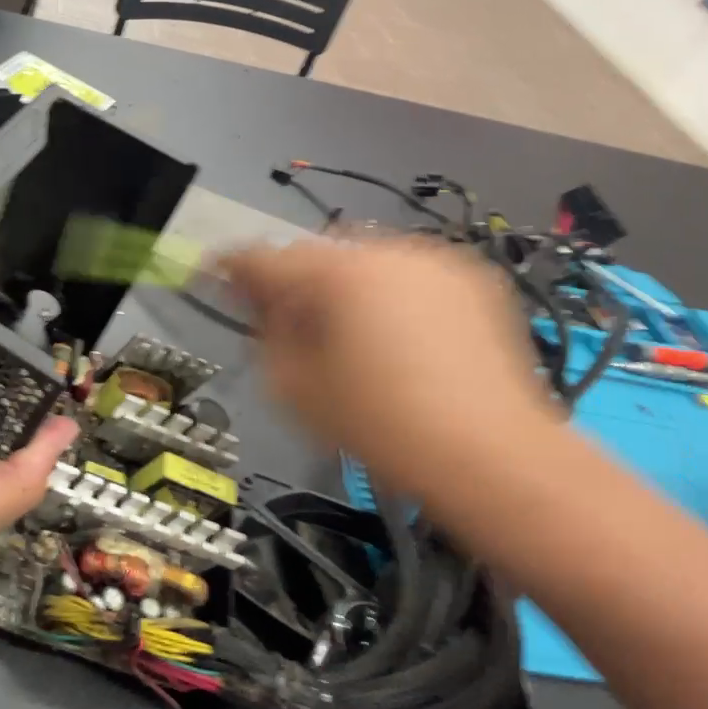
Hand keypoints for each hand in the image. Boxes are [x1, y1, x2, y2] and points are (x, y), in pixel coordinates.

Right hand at [225, 237, 557, 496]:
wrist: (493, 458)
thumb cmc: (380, 426)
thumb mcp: (294, 385)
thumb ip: (266, 332)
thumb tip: (263, 306)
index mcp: (337, 272)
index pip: (263, 258)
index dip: (230, 269)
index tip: (214, 279)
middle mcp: (386, 250)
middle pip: (316, 254)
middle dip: (293, 281)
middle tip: (283, 319)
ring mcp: (436, 261)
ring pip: (364, 261)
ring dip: (342, 286)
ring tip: (343, 332)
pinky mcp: (474, 281)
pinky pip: (408, 275)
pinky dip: (387, 294)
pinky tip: (392, 336)